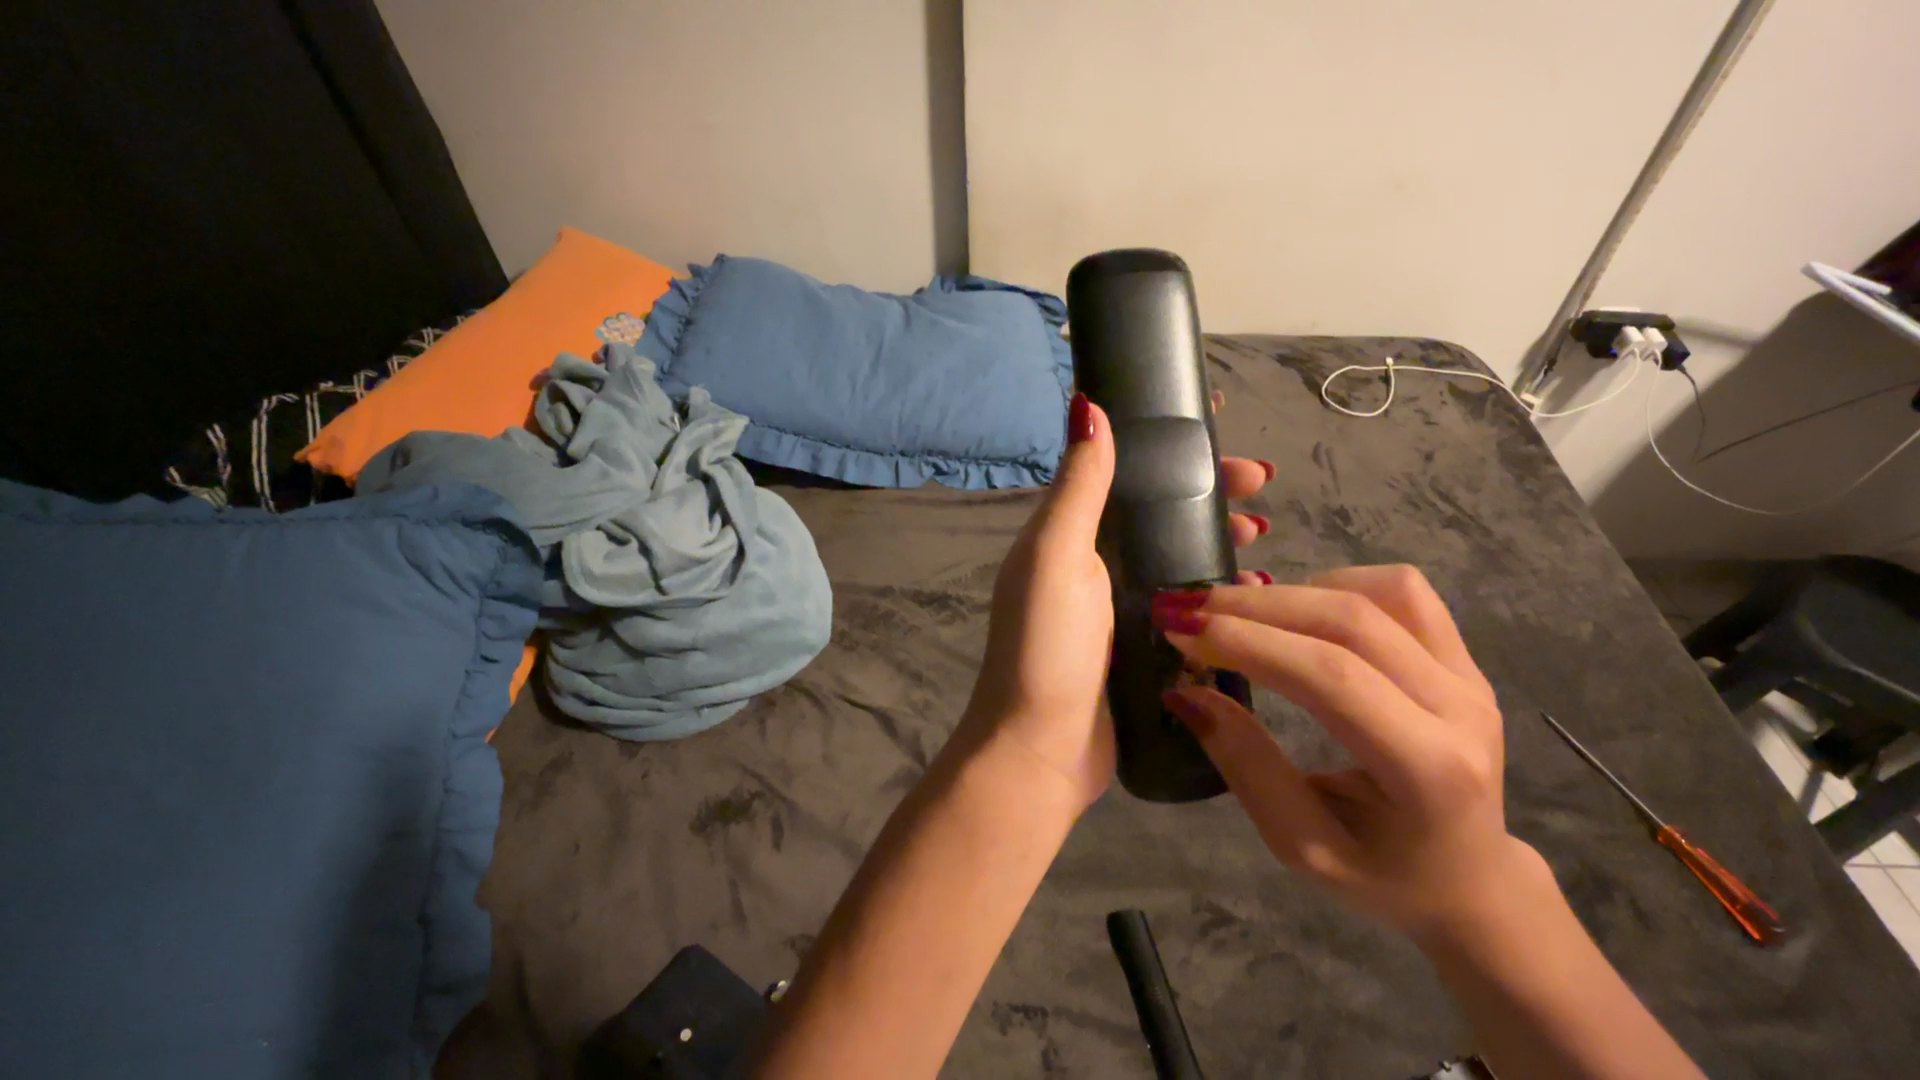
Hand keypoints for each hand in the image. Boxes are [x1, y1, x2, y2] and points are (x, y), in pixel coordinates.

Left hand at [962, 392, 1275, 811]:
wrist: (1042, 750)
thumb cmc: (1046, 646)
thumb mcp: (1056, 557)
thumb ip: (1077, 486)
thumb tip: (1086, 402)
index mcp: (1071, 533)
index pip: (1124, 468)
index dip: (1166, 441)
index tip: (1214, 418)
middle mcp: (1096, 562)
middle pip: (1162, 508)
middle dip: (1209, 487)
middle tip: (1258, 483)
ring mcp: (1124, 606)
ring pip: (1183, 553)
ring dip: (1221, 535)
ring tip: (1262, 535)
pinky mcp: (1149, 646)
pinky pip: (1195, 603)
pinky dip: (1225, 589)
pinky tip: (1258, 588)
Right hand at [1155, 565, 1537, 934]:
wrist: (1468, 879)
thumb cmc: (1381, 876)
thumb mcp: (1302, 845)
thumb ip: (1248, 767)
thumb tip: (1185, 693)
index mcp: (1427, 768)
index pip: (1330, 676)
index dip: (1248, 642)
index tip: (1177, 630)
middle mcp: (1461, 709)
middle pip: (1351, 621)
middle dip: (1255, 606)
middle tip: (1183, 608)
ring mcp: (1470, 676)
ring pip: (1380, 593)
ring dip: (1295, 591)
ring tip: (1237, 612)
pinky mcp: (1465, 659)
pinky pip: (1404, 592)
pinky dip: (1339, 586)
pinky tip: (1299, 611)